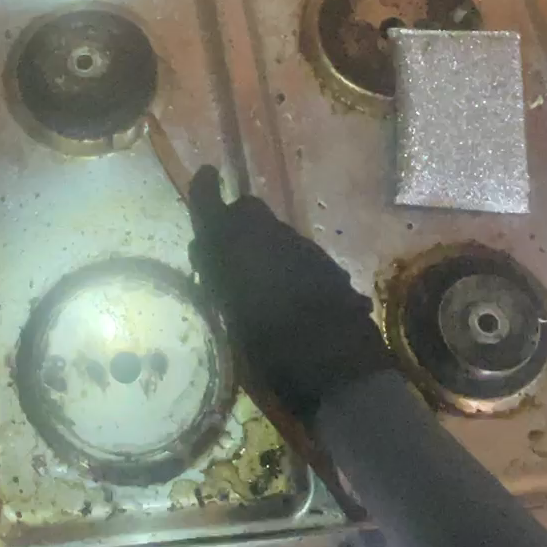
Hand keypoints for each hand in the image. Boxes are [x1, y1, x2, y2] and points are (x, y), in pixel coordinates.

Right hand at [186, 166, 393, 423]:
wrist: (342, 371)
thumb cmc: (275, 350)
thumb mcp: (233, 316)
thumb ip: (217, 276)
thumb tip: (203, 247)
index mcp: (239, 249)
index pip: (213, 206)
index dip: (206, 189)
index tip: (207, 175)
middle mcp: (272, 238)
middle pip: (248, 210)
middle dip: (235, 221)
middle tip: (226, 248)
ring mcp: (304, 249)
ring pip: (274, 231)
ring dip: (262, 243)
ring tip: (257, 279)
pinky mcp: (328, 265)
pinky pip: (296, 251)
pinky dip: (285, 260)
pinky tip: (287, 292)